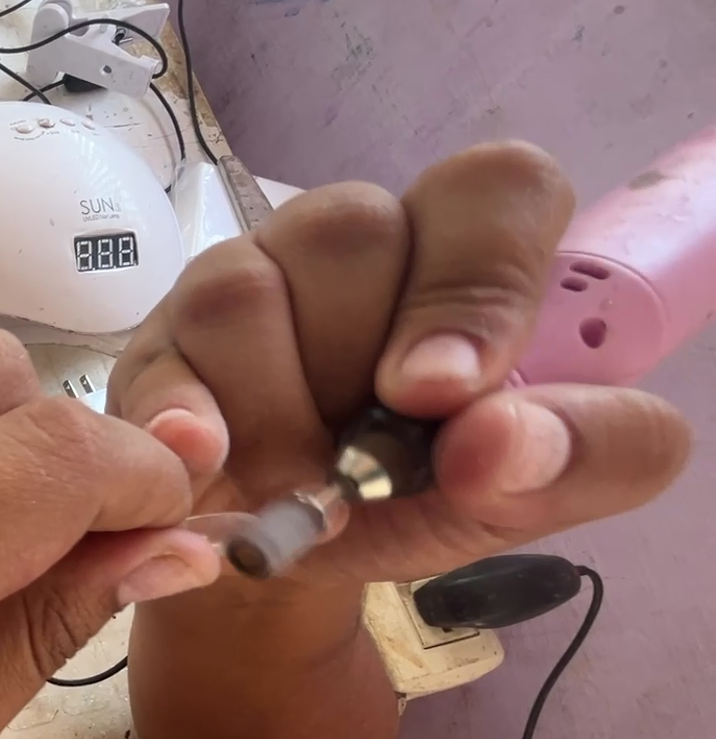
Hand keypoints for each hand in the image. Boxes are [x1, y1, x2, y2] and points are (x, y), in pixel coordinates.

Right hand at [109, 141, 691, 588]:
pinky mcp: (154, 354)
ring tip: (279, 485)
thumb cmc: (398, 506)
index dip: (467, 278)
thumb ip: (584, 458)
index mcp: (448, 257)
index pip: (483, 190)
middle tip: (345, 466)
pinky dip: (183, 421)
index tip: (434, 393)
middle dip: (345, 362)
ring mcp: (226, 292)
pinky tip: (200, 464)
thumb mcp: (524, 494)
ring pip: (235, 292)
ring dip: (263, 407)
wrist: (272, 548)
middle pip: (341, 231)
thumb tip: (500, 436)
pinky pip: (159, 366)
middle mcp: (331, 253)